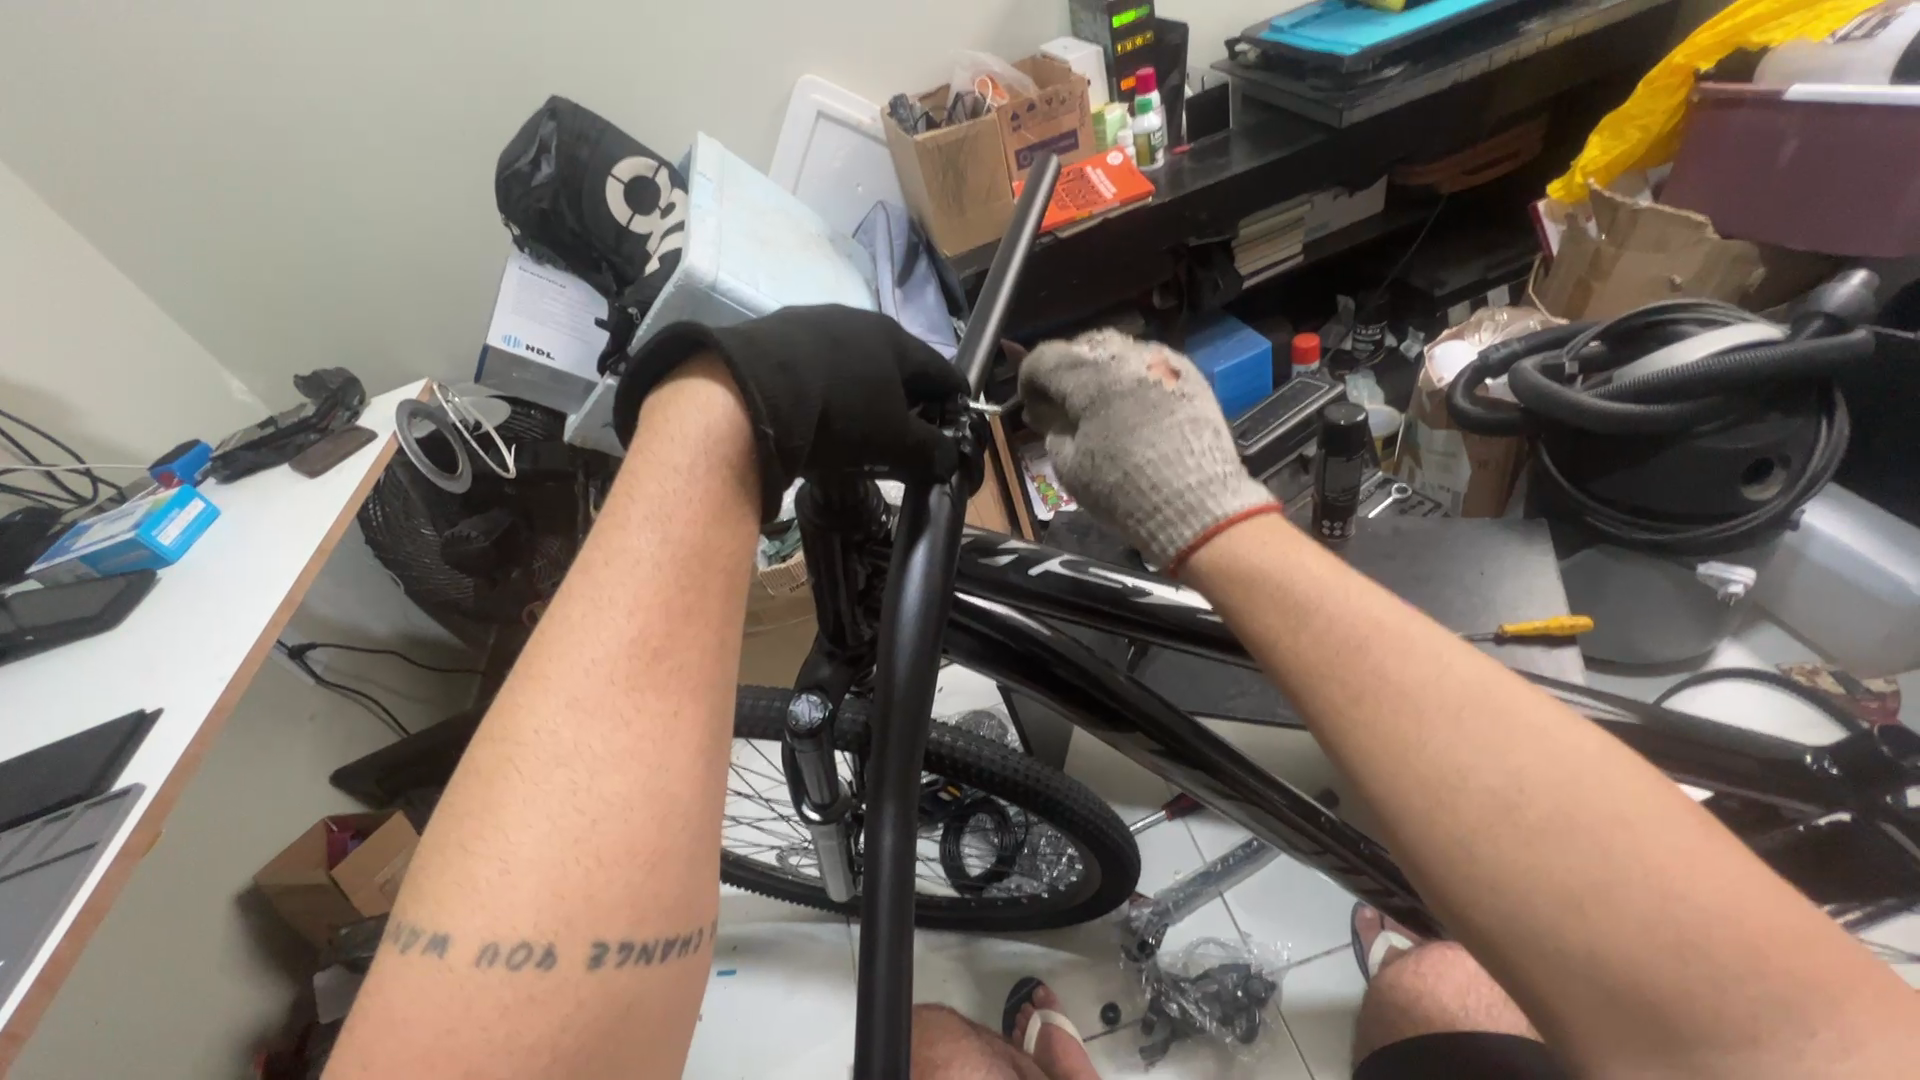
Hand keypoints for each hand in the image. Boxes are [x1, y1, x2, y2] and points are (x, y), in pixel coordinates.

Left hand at [612, 306, 966, 520]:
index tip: (957, 421)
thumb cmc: (840, 415)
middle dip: (905, 396)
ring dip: (860, 389)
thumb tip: (949, 459)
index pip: (941, 370)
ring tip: (854, 423)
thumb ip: (929, 451)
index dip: (955, 399)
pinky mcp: (773, 336)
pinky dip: (823, 388)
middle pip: (894, 363)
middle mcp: (858, 321)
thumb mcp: (894, 443)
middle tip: (905, 430)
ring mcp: (812, 324)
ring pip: (851, 361)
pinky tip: (812, 411)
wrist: (750, 394)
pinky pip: (812, 366)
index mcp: (897, 341)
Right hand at [1019, 329, 1277, 572]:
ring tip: (1097, 405)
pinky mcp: (1187, 373)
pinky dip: (1130, 378)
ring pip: (1115, 350)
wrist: (1195, 506)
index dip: (1029, 381)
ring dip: (1097, 371)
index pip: (1044, 358)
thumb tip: (1044, 411)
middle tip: (1061, 407)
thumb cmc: (1122, 491)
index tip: (1032, 408)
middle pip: (1080, 347)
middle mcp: (1123, 356)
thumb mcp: (1069, 465)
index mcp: (1088, 377)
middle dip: (1064, 373)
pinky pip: (1147, 363)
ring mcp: (1160, 361)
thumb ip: (1052, 427)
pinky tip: (1130, 406)